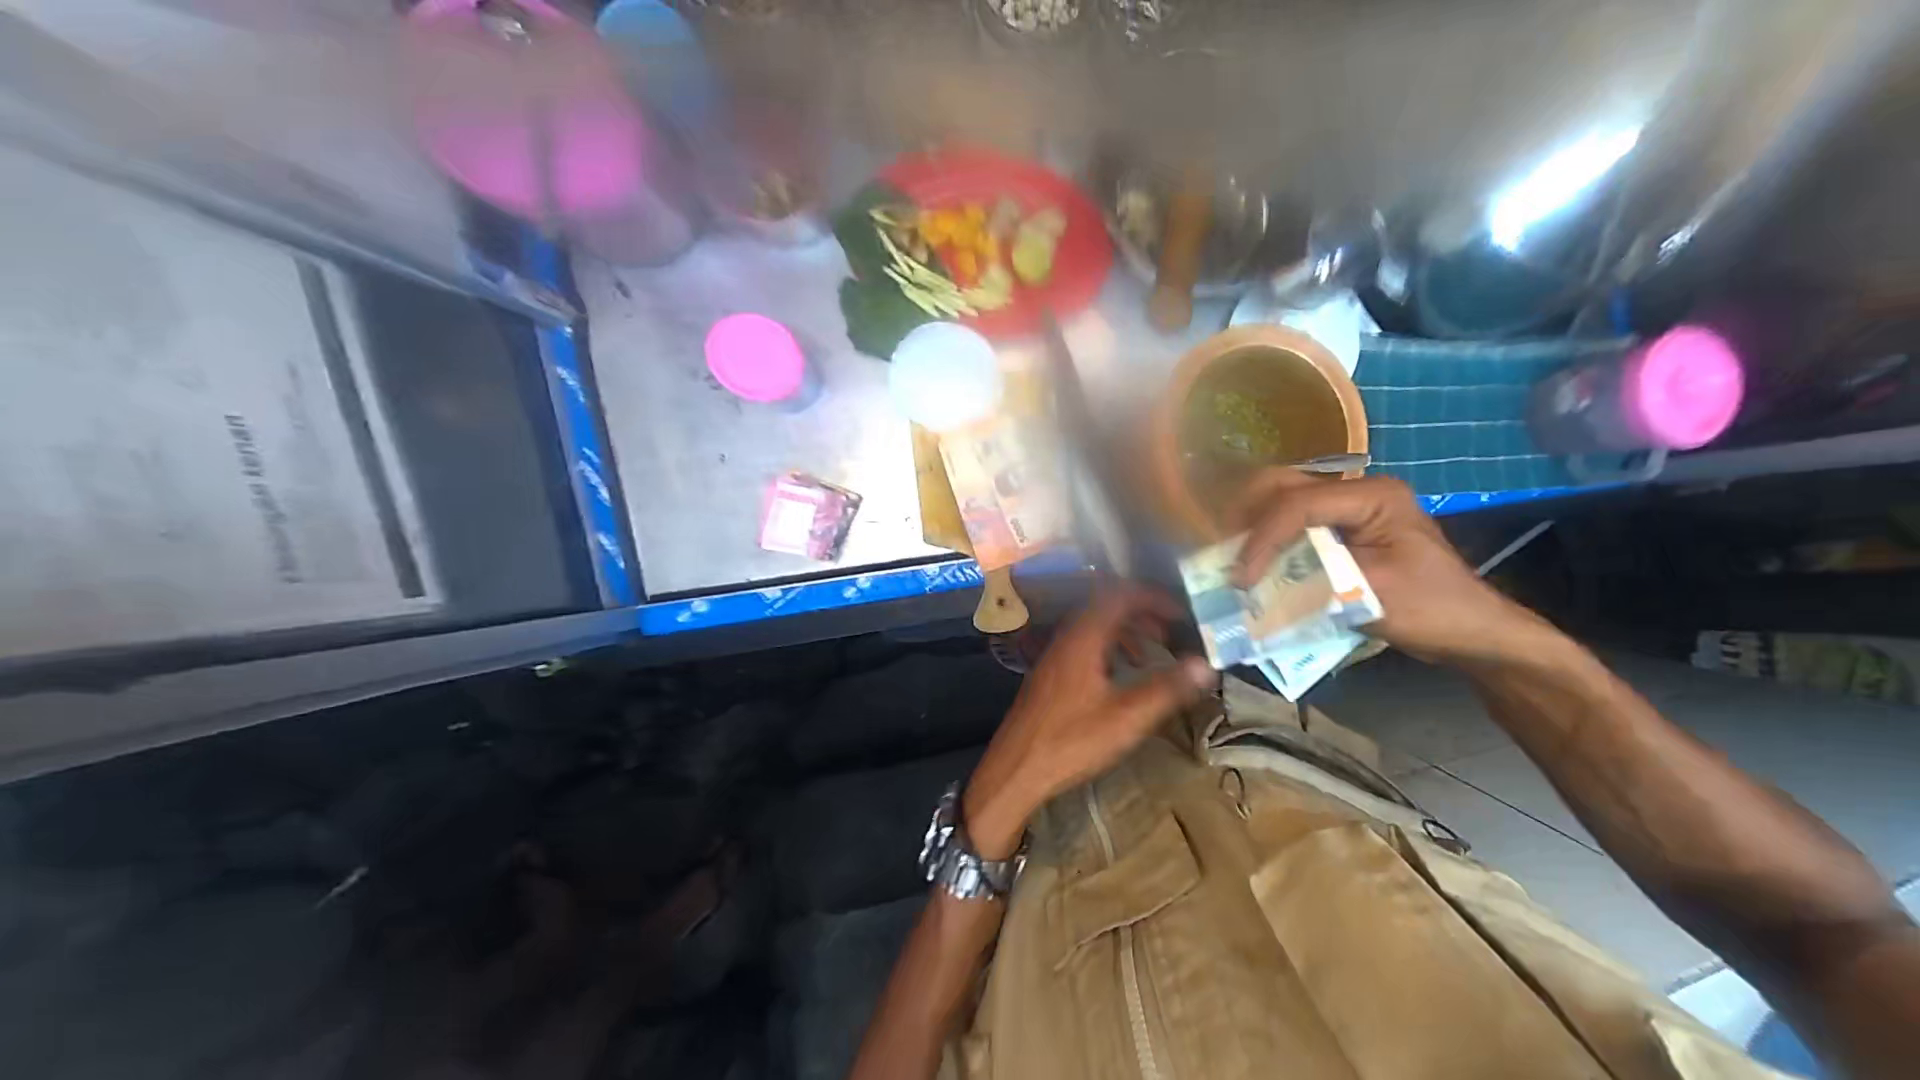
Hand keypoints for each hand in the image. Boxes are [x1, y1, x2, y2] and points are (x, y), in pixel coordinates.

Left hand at [963, 587, 1217, 858]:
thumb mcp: (1127, 718)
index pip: (1119, 594)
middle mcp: (1066, 637)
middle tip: (1171, 633)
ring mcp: (1055, 655)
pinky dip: (1109, 649)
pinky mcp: (1050, 674)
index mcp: (1084, 637)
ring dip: (1126, 632)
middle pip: (1106, 606)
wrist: (1016, 768)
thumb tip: (1206, 664)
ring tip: (1151, 655)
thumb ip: (1167, 688)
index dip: (1153, 597)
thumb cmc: (1072, 741)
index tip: (1181, 613)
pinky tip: (1121, 676)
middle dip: (1143, 613)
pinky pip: (1084, 644)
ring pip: (1095, 626)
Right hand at [1228, 469, 1553, 666]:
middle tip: (1224, 553)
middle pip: (1283, 486)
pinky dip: (1268, 540)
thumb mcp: (1371, 594)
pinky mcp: (1341, 530)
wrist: (1472, 632)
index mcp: (1373, 496)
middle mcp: (1357, 492)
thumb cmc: (1431, 610)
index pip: (1298, 504)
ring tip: (1233, 559)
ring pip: (1282, 500)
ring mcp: (1348, 510)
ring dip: (1253, 527)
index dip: (1262, 538)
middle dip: (1247, 517)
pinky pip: (1292, 523)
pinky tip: (1254, 563)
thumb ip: (1310, 579)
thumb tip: (1249, 585)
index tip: (1240, 576)